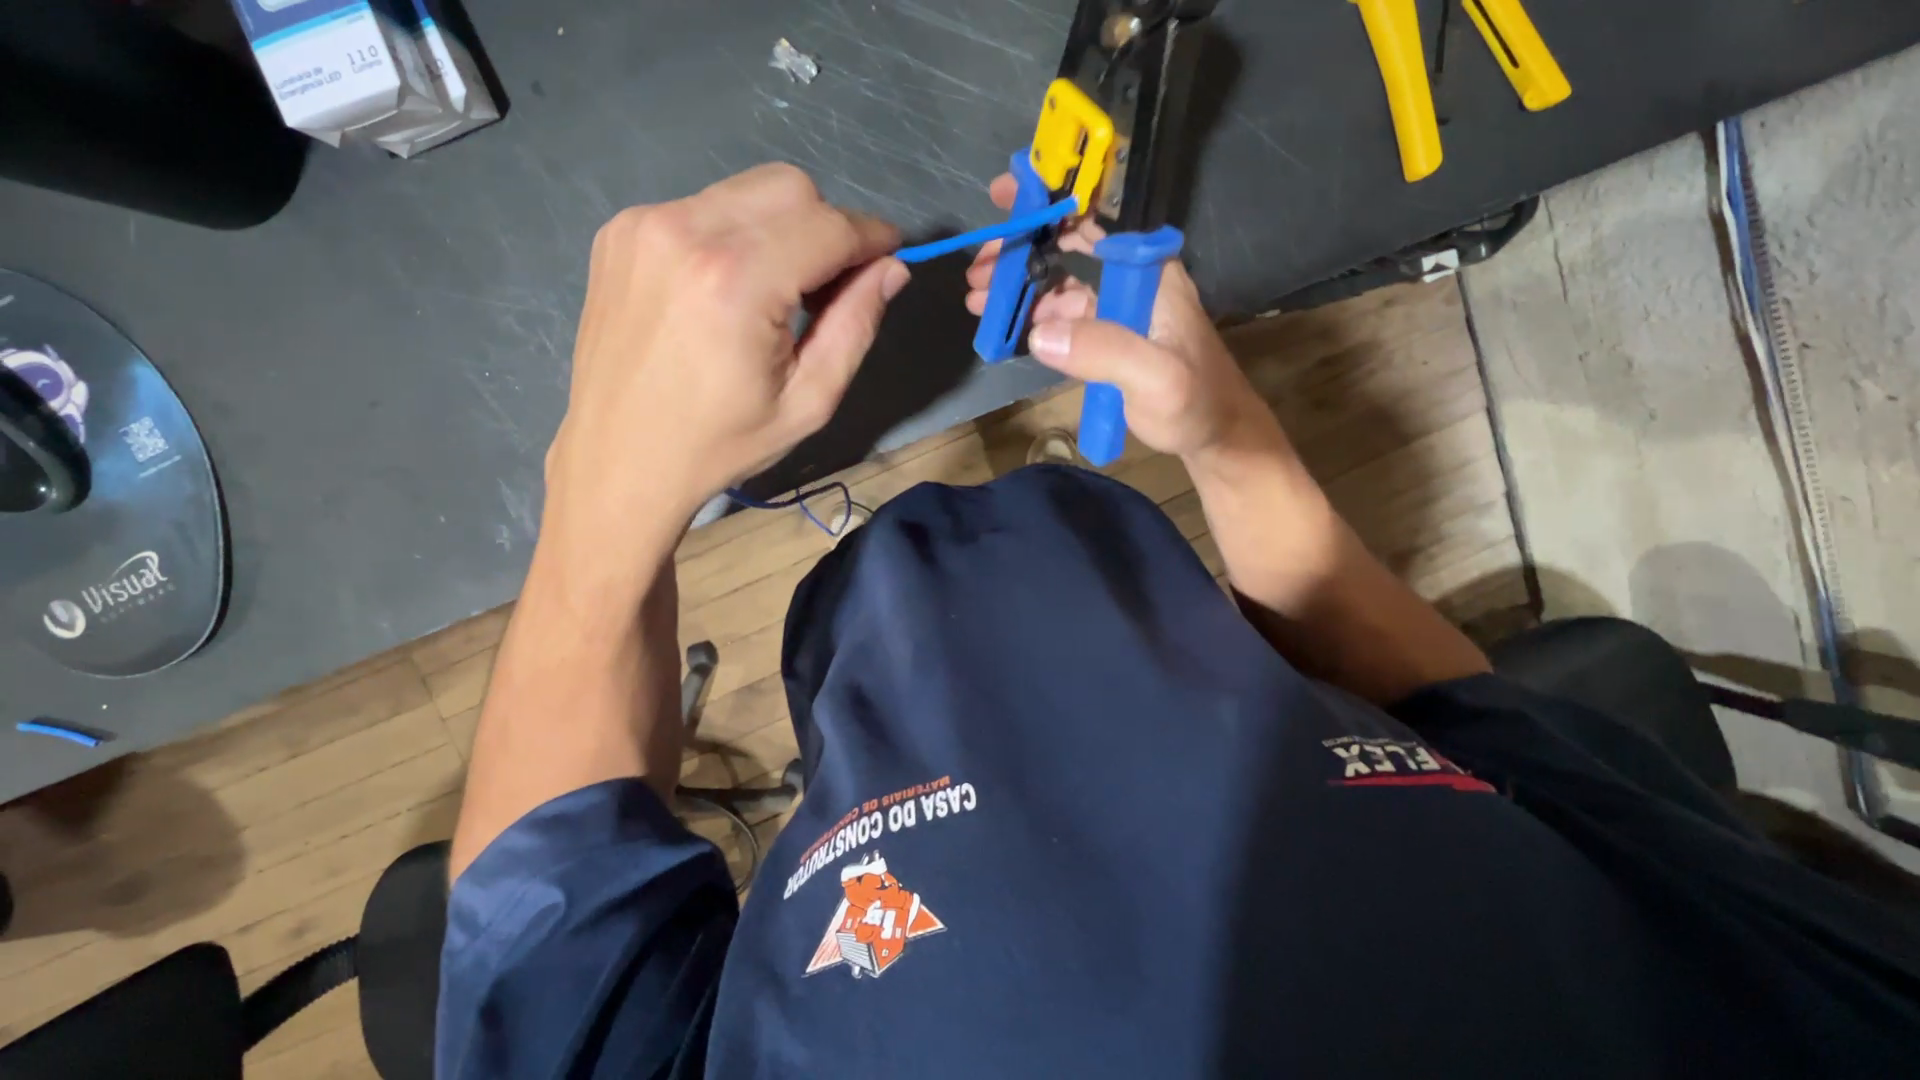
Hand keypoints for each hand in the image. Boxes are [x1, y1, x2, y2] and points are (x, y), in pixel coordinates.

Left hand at [546, 164, 906, 550]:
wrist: (618, 459)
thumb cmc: (720, 443)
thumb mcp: (808, 401)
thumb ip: (855, 325)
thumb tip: (892, 268)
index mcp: (736, 282)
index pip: (828, 225)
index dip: (871, 236)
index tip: (889, 255)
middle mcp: (686, 232)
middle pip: (789, 187)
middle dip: (825, 224)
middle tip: (828, 284)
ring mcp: (644, 224)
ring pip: (745, 191)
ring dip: (779, 227)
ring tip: (774, 289)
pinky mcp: (620, 231)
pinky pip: (702, 208)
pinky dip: (732, 234)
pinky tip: (724, 289)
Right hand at [963, 174, 1282, 462]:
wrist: (1216, 436)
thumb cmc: (1195, 403)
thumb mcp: (1156, 379)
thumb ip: (1104, 352)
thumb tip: (1040, 333)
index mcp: (1147, 270)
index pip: (1097, 217)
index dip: (1051, 200)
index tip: (1006, 195)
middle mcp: (1130, 277)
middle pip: (1068, 245)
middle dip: (1020, 251)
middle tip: (978, 271)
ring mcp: (1117, 305)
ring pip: (1059, 279)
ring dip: (1019, 286)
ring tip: (978, 300)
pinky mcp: (1106, 333)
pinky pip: (1061, 313)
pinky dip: (1031, 315)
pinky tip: (1005, 324)